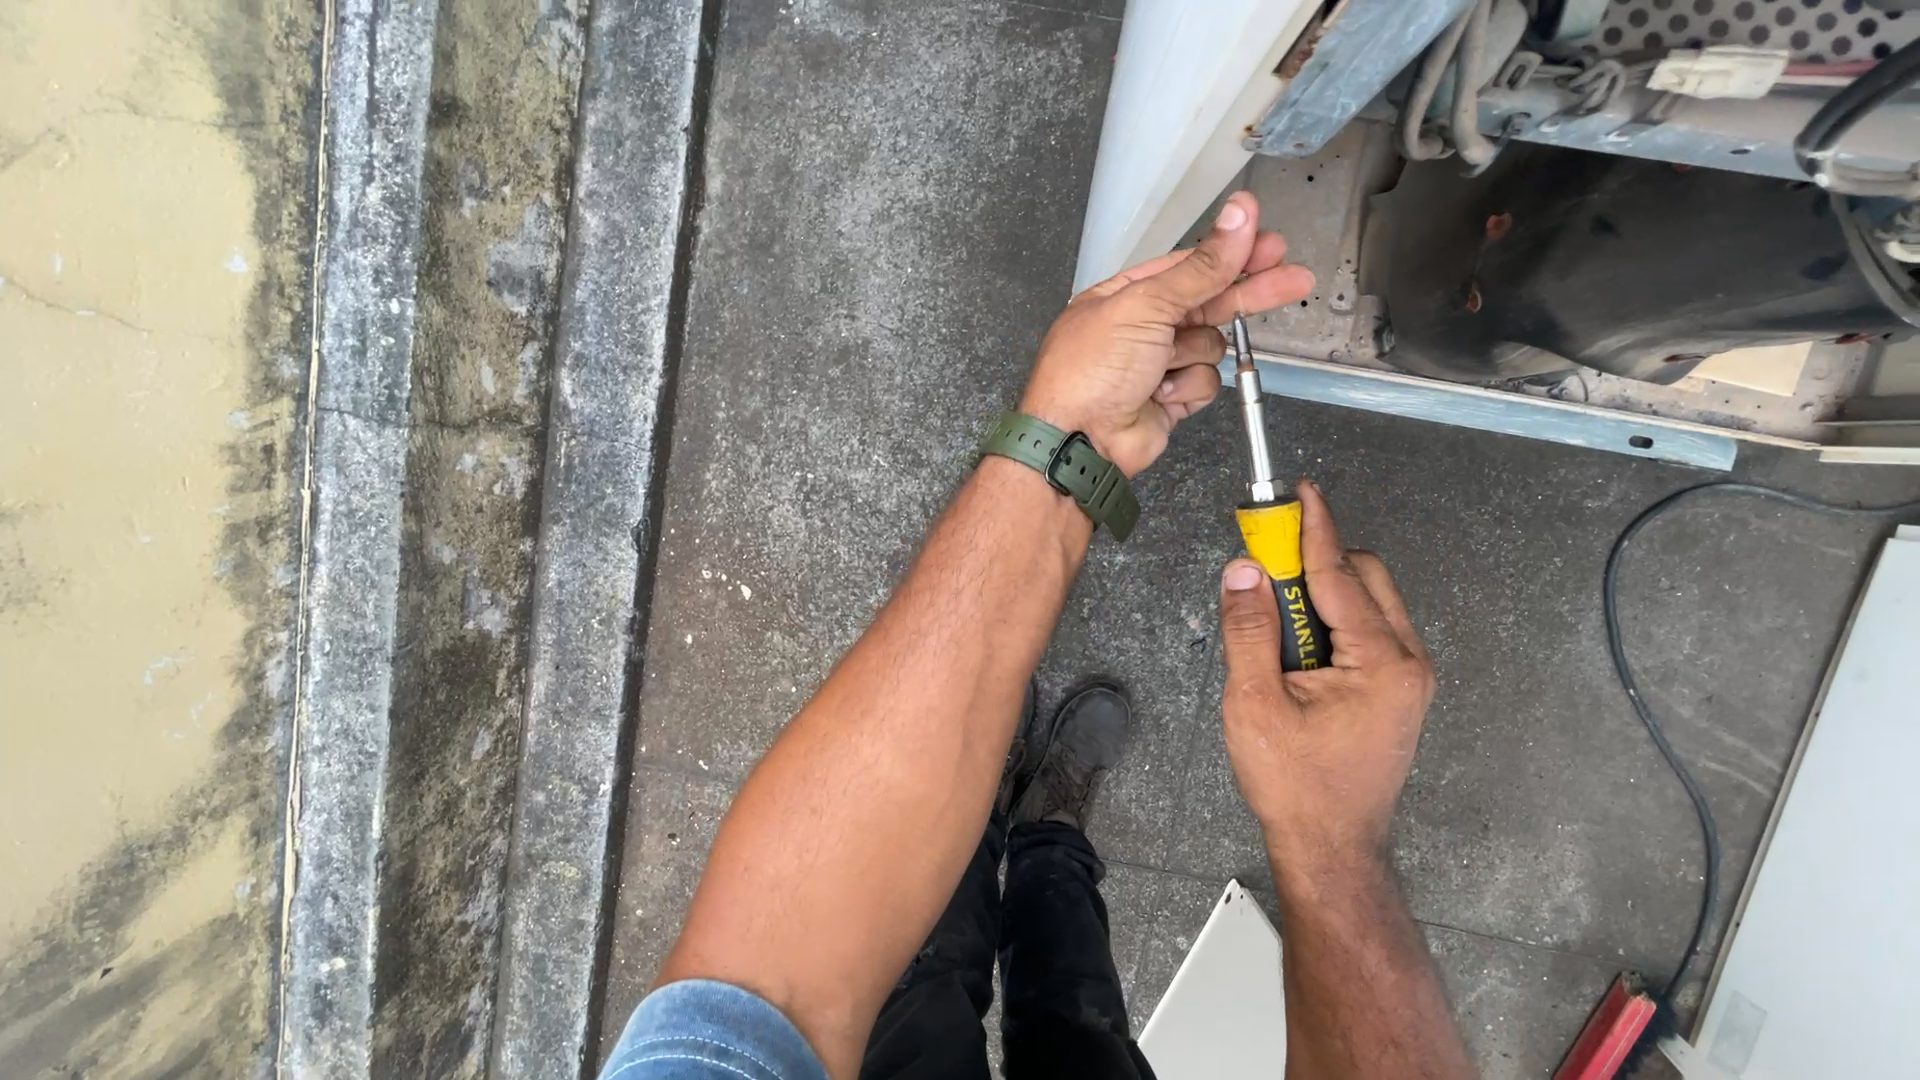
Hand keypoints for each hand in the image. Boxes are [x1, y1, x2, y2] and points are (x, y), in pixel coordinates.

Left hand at [1019, 192, 1313, 476]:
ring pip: (1209, 346)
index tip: (1270, 245)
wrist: (1080, 440)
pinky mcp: (1170, 398)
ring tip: (1162, 366)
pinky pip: (1204, 382)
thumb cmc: (1092, 369)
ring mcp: (1156, 364)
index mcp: (1125, 296)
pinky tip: (1161, 394)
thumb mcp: (1146, 305)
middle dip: (1248, 292)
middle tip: (1294, 278)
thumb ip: (1200, 266)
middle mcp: (1140, 327)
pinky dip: (1187, 389)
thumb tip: (1239, 215)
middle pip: (1208, 302)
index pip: (1188, 266)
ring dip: (1192, 355)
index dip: (1230, 255)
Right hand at [1216, 481, 1435, 878]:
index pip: (1340, 574)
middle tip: (1263, 568)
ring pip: (1368, 600)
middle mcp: (1409, 658)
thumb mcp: (1256, 704)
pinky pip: (1367, 627)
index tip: (1298, 489)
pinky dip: (1330, 617)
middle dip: (1315, 560)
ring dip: (1321, 590)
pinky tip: (1296, 643)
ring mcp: (1409, 675)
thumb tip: (1242, 570)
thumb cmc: (1292, 780)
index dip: (1313, 528)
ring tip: (1273, 616)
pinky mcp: (1397, 688)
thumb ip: (1249, 631)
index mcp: (1382, 660)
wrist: (1331, 845)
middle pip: (1363, 577)